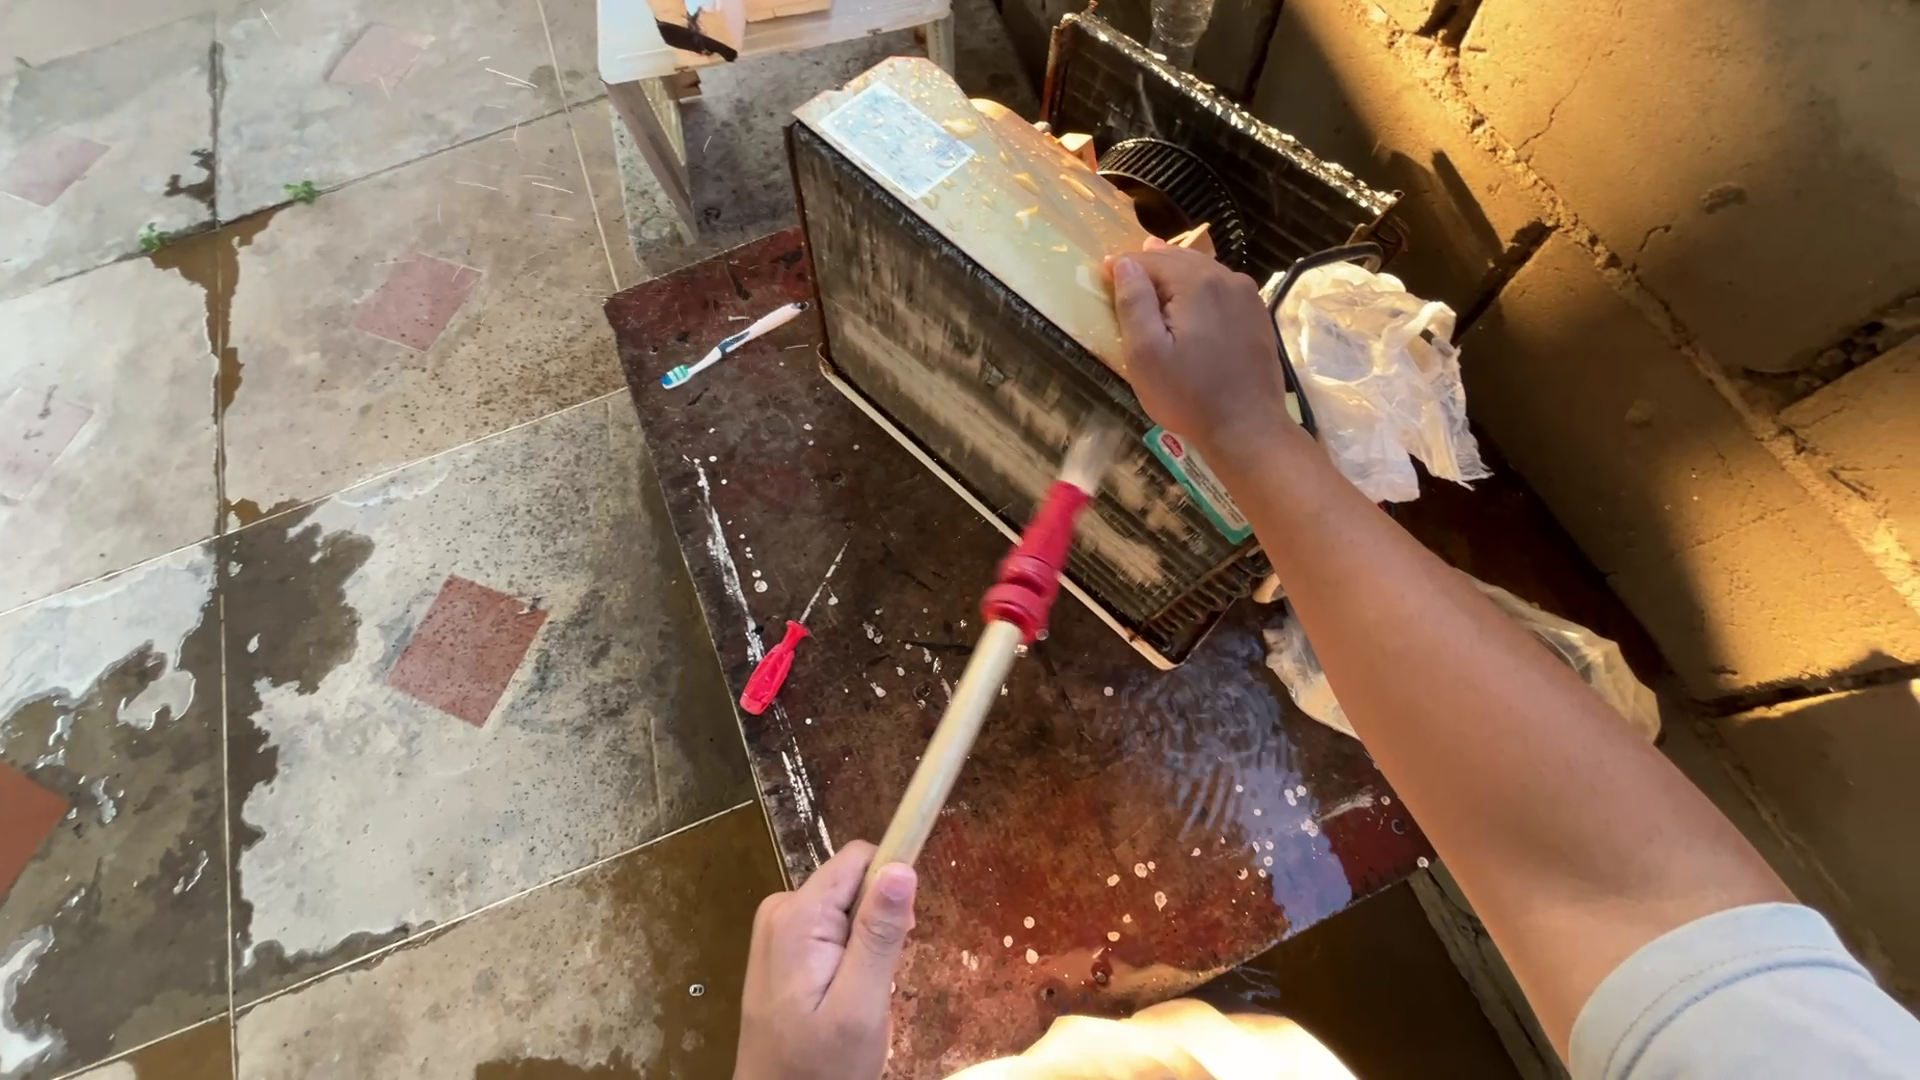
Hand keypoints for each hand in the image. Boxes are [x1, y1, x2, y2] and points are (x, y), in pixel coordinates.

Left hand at [734, 841, 918, 1079]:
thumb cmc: (821, 1069)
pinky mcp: (780, 944)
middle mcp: (781, 907)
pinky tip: (840, 993)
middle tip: (877, 980)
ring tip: (858, 993)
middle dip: (876, 922)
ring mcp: (776, 926)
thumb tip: (901, 867)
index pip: (859, 859)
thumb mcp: (861, 1007)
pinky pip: (829, 925)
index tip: (903, 932)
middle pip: (852, 882)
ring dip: (863, 941)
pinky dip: (846, 953)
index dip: (889, 886)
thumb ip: (880, 935)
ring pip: (844, 905)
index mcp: (798, 914)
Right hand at [1106, 240, 1289, 454]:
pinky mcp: (1257, 316)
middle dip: (1151, 262)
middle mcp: (1226, 279)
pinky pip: (1222, 288)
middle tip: (1127, 264)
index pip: (1151, 261)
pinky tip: (1190, 296)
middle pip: (1180, 260)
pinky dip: (1199, 286)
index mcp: (1196, 283)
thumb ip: (1134, 304)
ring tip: (1156, 267)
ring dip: (1177, 270)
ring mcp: (1247, 297)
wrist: (1245, 427)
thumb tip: (1125, 264)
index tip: (1102, 271)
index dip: (1124, 265)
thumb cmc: (1187, 395)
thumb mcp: (1145, 353)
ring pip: (1204, 271)